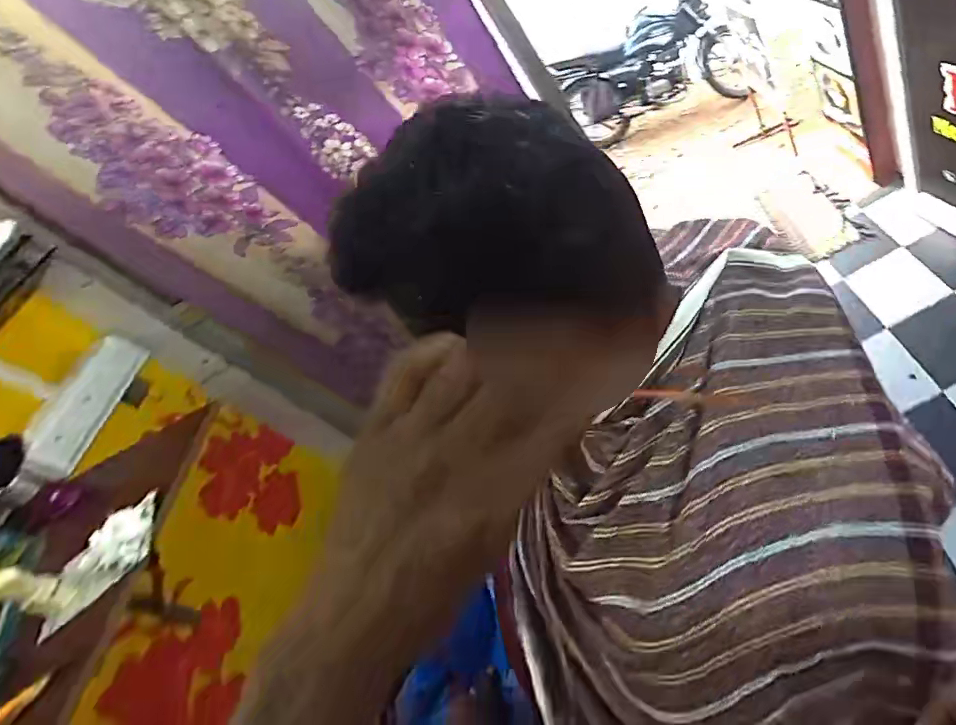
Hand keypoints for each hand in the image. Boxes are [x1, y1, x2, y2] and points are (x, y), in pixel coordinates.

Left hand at [238, 334, 557, 722]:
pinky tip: (458, 348)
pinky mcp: (374, 428)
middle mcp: (454, 454)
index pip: (553, 418)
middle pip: (513, 378)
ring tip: (519, 339)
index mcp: (494, 495)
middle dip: (550, 351)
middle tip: (569, 338)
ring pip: (464, 363)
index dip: (585, 382)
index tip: (603, 360)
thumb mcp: (499, 541)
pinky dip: (438, 348)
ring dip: (500, 345)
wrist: (351, 617)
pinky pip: (407, 367)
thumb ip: (529, 475)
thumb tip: (559, 422)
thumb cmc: (436, 594)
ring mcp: (409, 435)